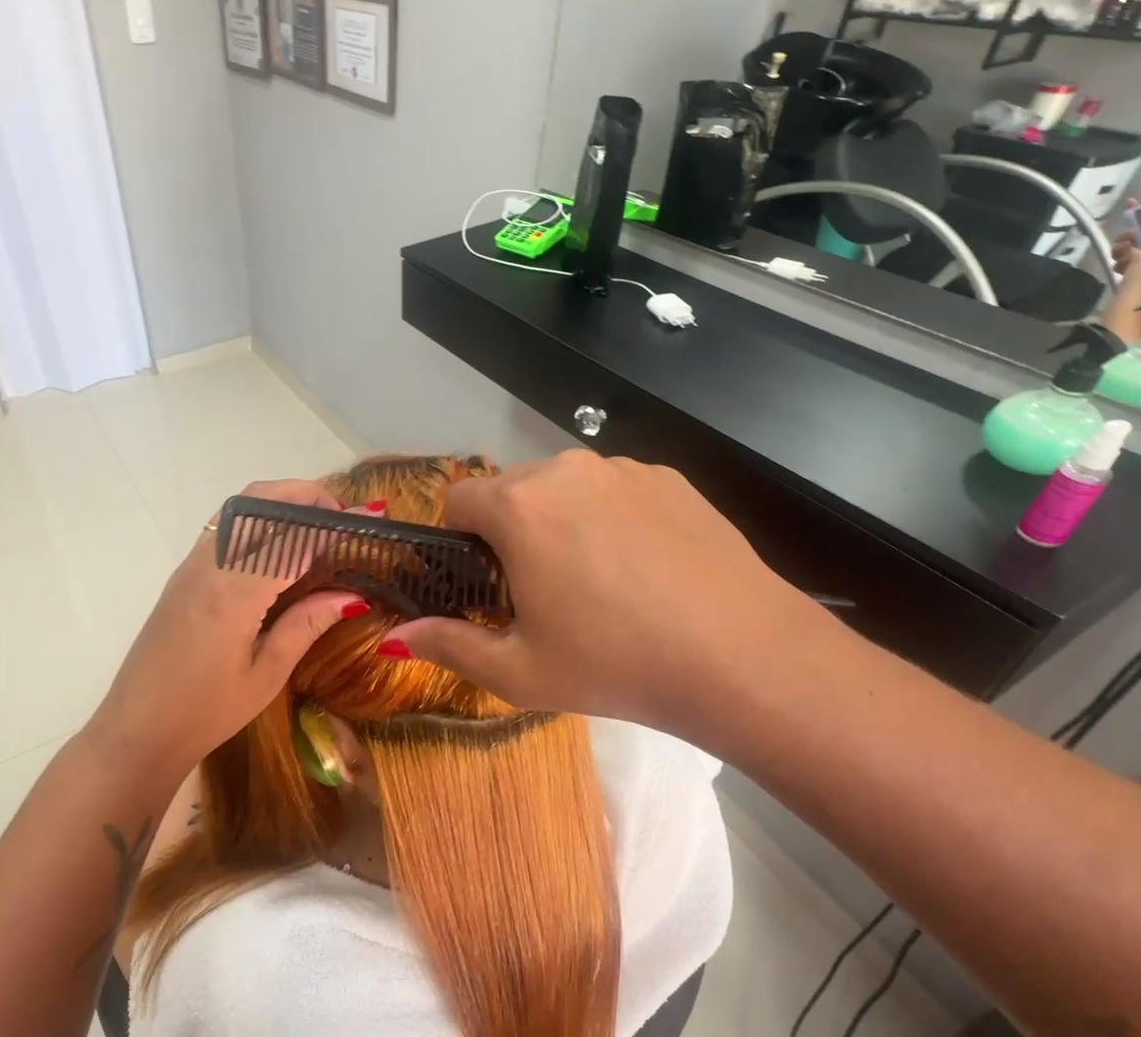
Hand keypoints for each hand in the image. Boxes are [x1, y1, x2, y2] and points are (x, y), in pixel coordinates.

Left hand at [84, 480, 362, 774]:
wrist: (138, 728)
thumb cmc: (205, 712)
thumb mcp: (265, 675)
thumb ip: (306, 626)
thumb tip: (352, 596)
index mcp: (233, 592)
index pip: (290, 537)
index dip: (329, 524)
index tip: (364, 521)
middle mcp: (209, 565)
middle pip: (257, 502)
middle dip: (303, 494)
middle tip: (341, 512)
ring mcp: (191, 566)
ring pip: (236, 509)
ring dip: (278, 502)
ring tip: (316, 522)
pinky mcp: (182, 575)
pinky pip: (223, 528)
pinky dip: (256, 520)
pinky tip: (280, 546)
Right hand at [382, 451, 857, 736]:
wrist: (742, 656)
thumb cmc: (616, 664)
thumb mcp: (520, 671)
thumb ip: (450, 646)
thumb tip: (397, 635)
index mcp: (518, 508)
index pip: (458, 500)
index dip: (461, 543)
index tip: (486, 586)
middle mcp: (565, 470)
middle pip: (512, 490)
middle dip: (511, 532)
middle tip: (542, 593)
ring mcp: (624, 469)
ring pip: (566, 488)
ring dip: (562, 523)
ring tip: (600, 583)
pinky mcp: (671, 478)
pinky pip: (616, 490)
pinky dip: (612, 519)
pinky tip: (645, 570)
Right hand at [1110, 200, 1140, 307]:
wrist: (1134, 311)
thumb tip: (1137, 229)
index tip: (1135, 217)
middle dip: (1132, 240)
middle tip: (1118, 242)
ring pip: (1138, 253)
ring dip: (1125, 252)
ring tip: (1115, 258)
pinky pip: (1132, 265)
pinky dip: (1123, 263)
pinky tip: (1116, 268)